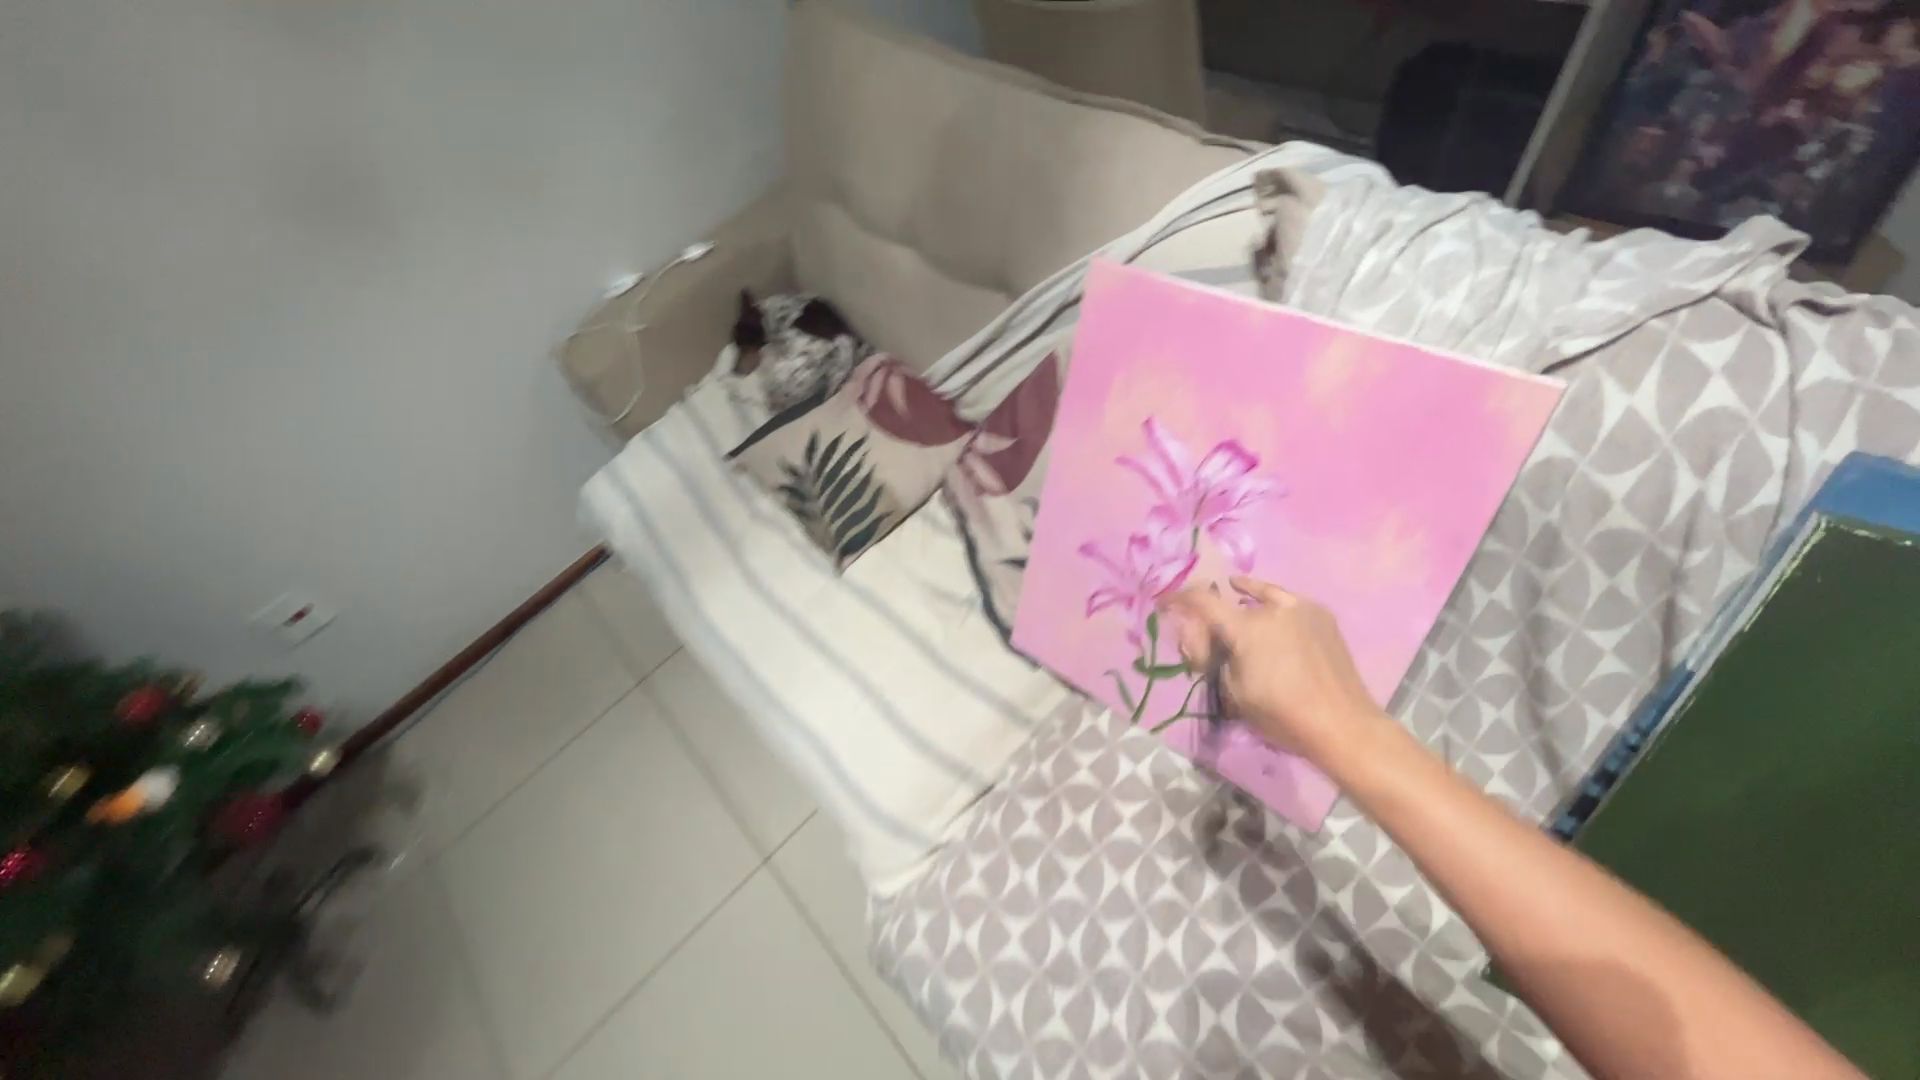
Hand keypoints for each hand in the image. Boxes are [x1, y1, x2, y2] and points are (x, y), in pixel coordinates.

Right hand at [1159, 576, 1388, 769]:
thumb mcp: (1233, 692)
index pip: (1202, 601)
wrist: (1342, 724)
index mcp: (1245, 628)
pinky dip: (1271, 601)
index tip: (1166, 600)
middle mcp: (1271, 609)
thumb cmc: (1282, 715)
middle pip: (1231, 603)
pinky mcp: (1321, 616)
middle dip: (1215, 614)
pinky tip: (1269, 608)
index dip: (1179, 597)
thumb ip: (1216, 660)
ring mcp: (1300, 608)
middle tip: (1210, 628)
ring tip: (1236, 593)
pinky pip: (1286, 600)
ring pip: (1261, 595)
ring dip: (1243, 598)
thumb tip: (1208, 643)